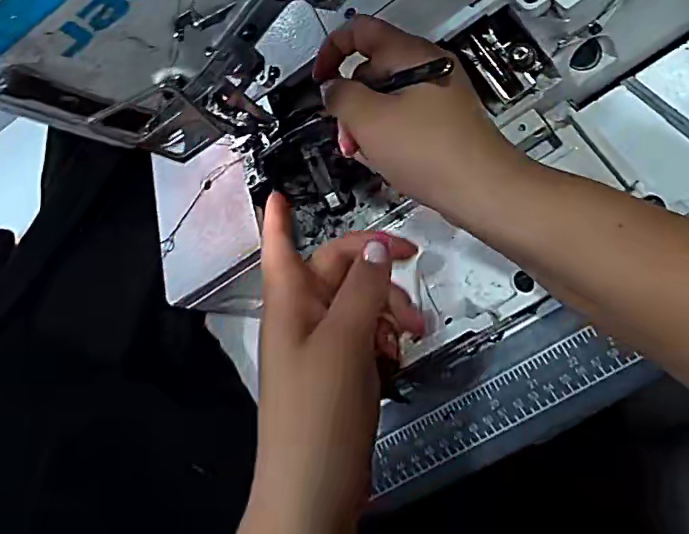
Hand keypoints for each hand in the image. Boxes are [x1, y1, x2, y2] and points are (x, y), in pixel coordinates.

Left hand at [243, 193, 425, 533]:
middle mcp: (303, 316)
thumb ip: (363, 289)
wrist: (313, 496)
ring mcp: (321, 345)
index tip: (277, 192)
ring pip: (359, 301)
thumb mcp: (344, 341)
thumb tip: (378, 248)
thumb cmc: (317, 413)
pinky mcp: (340, 372)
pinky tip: (398, 352)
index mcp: (290, 300)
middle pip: (339, 268)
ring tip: (411, 331)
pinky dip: (384, 335)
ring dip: (388, 307)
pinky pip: (365, 334)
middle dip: (377, 271)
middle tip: (412, 275)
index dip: (278, 217)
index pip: (280, 245)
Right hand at [311, 14, 523, 209]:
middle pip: (371, 68)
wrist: (482, 190)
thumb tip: (331, 89)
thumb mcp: (369, 119)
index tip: (321, 77)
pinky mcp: (442, 120)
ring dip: (366, 122)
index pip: (360, 30)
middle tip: (346, 129)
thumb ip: (340, 96)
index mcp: (411, 53)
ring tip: (366, 151)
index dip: (332, 50)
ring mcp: (438, 93)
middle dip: (350, 100)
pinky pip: (403, 117)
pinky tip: (385, 159)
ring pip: (385, 96)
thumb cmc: (435, 152)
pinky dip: (387, 134)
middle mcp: (428, 66)